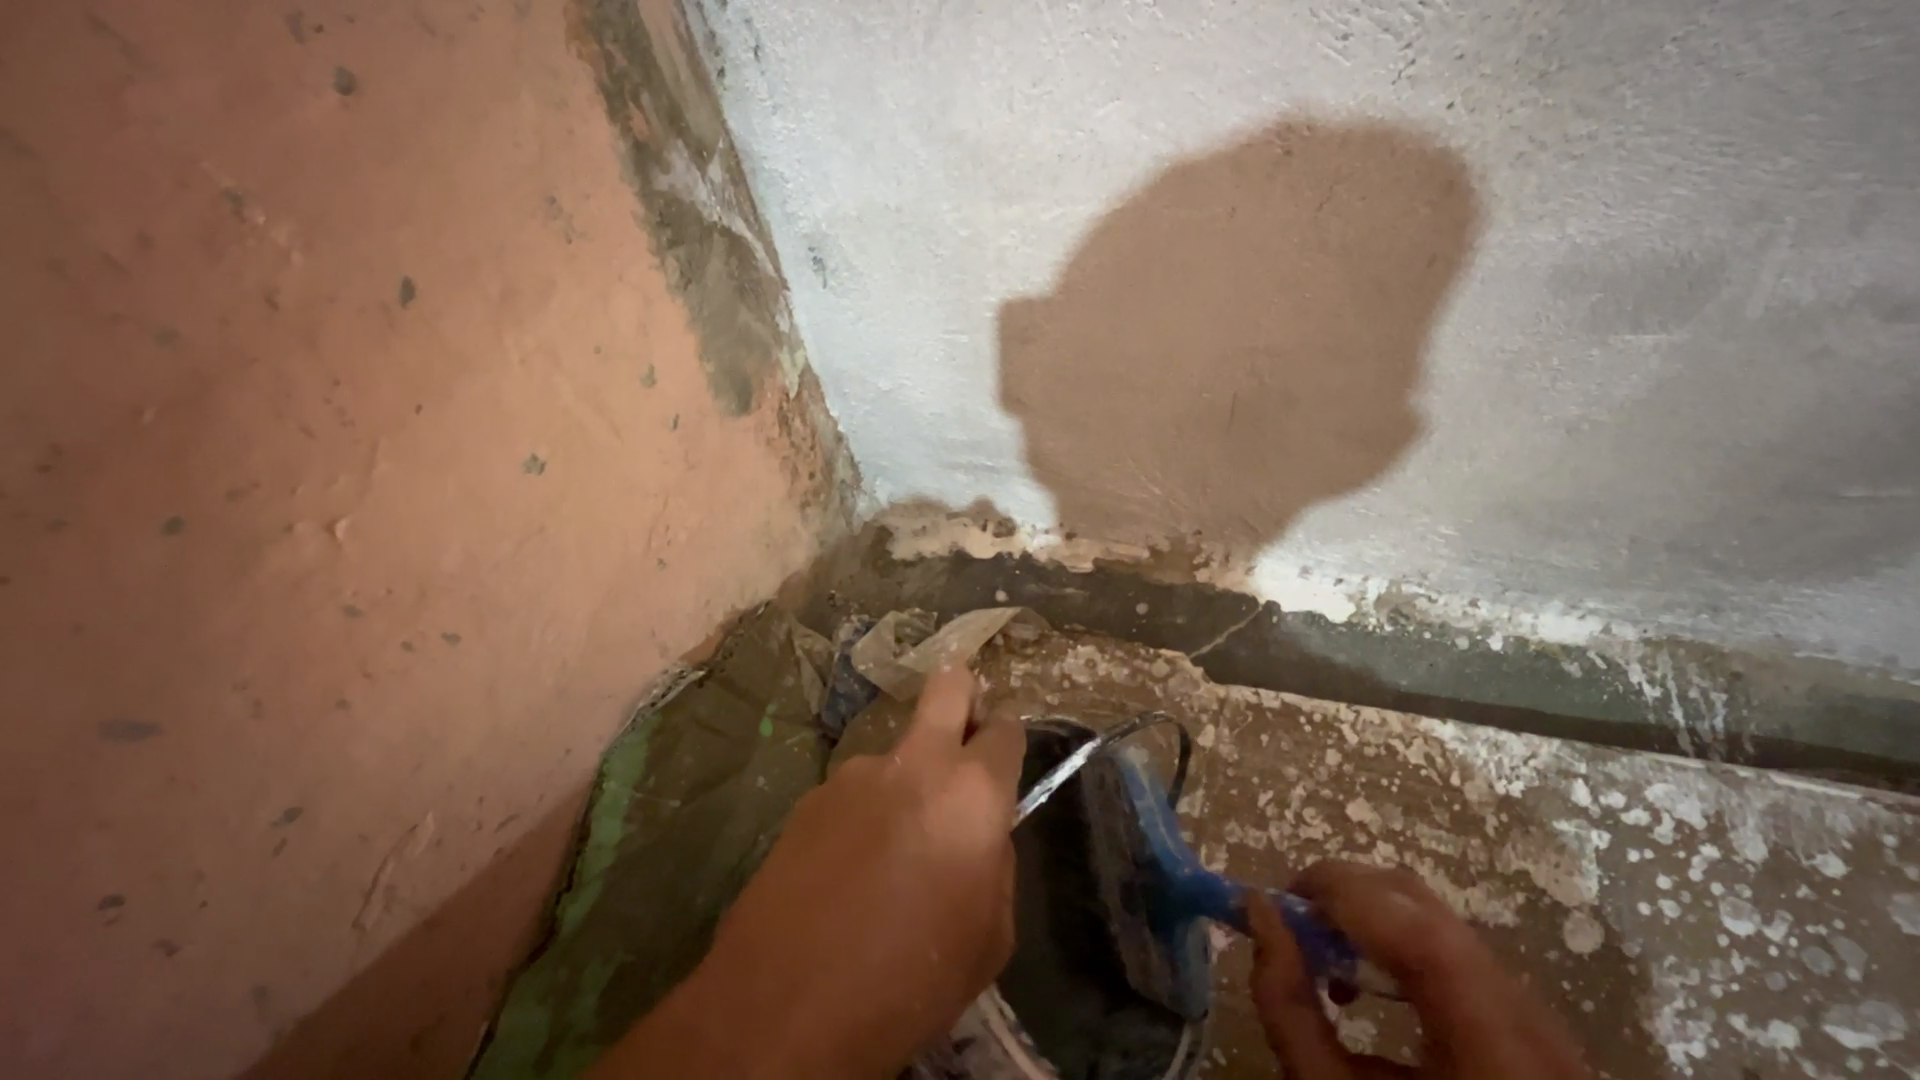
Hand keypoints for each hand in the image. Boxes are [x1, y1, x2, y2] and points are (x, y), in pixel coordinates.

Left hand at [591, 664, 1024, 1079]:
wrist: (787, 1006)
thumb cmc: (912, 980)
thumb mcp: (989, 937)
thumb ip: (995, 865)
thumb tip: (982, 836)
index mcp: (972, 794)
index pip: (1005, 731)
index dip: (1007, 743)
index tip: (1001, 763)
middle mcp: (914, 764)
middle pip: (948, 687)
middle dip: (963, 694)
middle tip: (962, 734)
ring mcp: (853, 775)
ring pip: (894, 755)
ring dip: (901, 783)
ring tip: (886, 853)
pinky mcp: (807, 797)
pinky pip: (852, 793)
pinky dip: (859, 816)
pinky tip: (845, 869)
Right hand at [1246, 861, 1590, 1079]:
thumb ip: (1289, 1007)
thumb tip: (1260, 911)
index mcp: (1488, 1044)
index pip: (1416, 930)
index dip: (1340, 895)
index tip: (1275, 901)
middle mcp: (1522, 1011)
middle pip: (1422, 905)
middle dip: (1344, 897)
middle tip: (1290, 928)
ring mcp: (1531, 1009)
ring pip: (1434, 917)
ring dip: (1366, 917)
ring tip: (1324, 960)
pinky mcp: (1524, 1012)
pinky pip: (1452, 945)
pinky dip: (1396, 941)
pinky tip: (1369, 983)